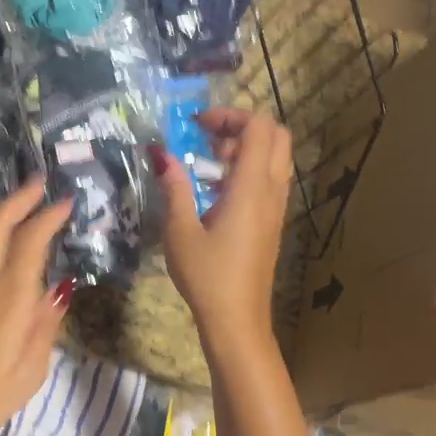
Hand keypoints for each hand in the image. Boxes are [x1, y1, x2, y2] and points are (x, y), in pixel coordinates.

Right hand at [153, 107, 293, 340]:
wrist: (236, 318)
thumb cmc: (206, 276)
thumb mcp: (180, 232)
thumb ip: (173, 188)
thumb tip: (160, 154)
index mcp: (251, 188)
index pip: (258, 128)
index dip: (230, 116)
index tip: (196, 125)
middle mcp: (272, 191)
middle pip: (276, 135)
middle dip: (242, 126)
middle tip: (207, 138)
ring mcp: (276, 208)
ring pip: (275, 158)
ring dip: (246, 149)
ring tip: (209, 163)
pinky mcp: (271, 222)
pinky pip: (269, 180)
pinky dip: (248, 170)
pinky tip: (217, 191)